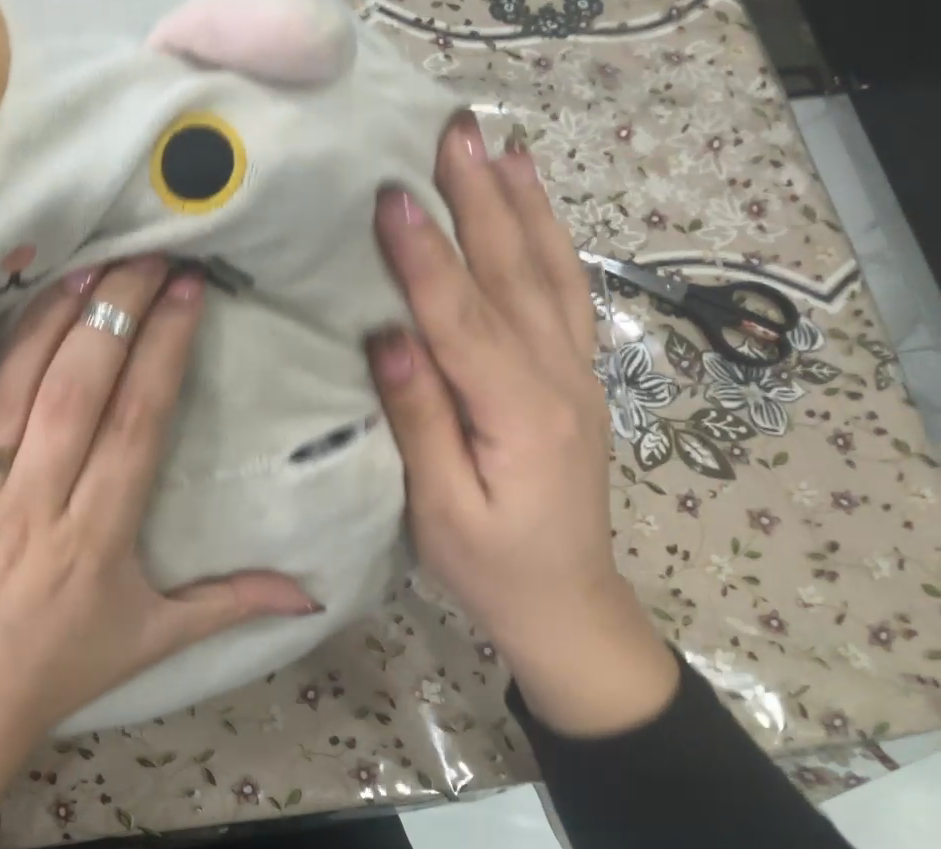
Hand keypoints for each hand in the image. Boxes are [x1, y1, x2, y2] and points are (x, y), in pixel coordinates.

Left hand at [0, 258, 320, 830]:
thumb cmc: (61, 669)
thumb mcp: (152, 641)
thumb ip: (228, 606)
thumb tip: (312, 594)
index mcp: (95, 537)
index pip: (135, 424)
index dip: (162, 352)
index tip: (186, 292)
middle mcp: (34, 504)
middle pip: (75, 392)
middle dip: (112, 316)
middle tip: (143, 255)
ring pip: (8, 394)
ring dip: (45, 326)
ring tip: (81, 271)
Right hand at [369, 114, 677, 737]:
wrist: (563, 598)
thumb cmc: (486, 564)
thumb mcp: (440, 506)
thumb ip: (420, 419)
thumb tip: (388, 339)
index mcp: (518, 412)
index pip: (462, 320)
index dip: (424, 258)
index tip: (391, 198)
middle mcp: (557, 378)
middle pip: (514, 275)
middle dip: (480, 202)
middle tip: (450, 136)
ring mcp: (574, 373)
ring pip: (548, 273)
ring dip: (522, 206)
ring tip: (498, 149)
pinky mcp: (573, 378)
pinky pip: (564, 295)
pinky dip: (549, 242)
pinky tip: (534, 212)